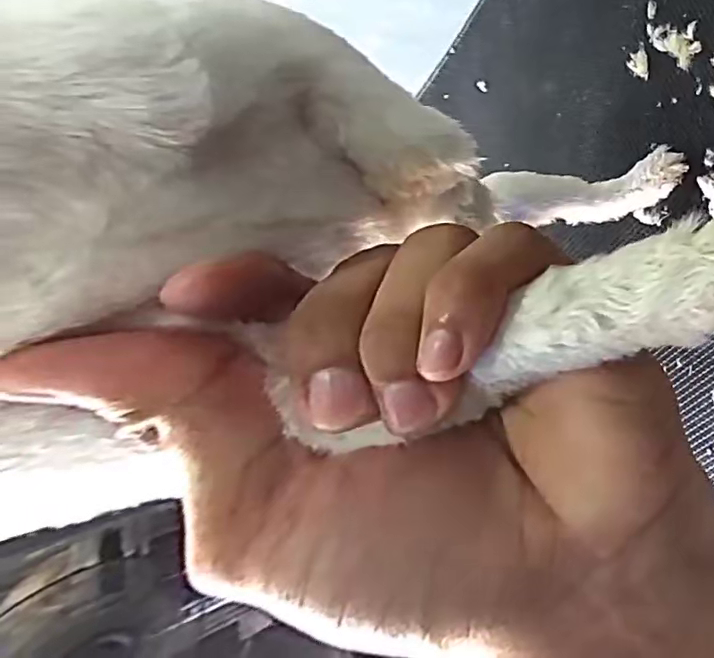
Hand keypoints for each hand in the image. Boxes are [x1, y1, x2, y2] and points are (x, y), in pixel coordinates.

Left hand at [0, 224, 713, 657]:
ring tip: (423, 404)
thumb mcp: (268, 516)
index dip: (242, 280)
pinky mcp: (564, 291)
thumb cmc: (421, 560)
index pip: (287, 292)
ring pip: (431, 246)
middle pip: (354, 266)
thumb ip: (194, 422)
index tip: (197, 293)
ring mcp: (498, 305)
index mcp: (347, 373)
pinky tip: (464, 358)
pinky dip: (471, 290)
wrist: (561, 565)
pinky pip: (511, 246)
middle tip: (349, 417)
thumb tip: (40, 360)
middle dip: (328, 333)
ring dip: (402, 320)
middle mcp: (420, 328)